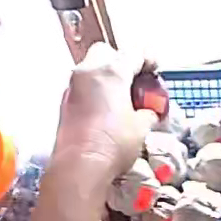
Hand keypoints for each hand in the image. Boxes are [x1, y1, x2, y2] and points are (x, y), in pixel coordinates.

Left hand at [48, 43, 155, 206]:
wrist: (80, 167)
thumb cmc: (114, 143)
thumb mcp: (141, 127)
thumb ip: (148, 112)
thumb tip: (150, 112)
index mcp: (111, 71)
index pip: (134, 54)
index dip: (148, 59)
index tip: (155, 68)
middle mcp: (88, 71)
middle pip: (107, 54)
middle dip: (122, 62)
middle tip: (135, 81)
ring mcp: (73, 87)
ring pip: (91, 70)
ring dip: (107, 78)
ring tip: (121, 98)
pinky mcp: (65, 104)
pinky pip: (83, 89)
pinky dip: (96, 93)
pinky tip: (106, 111)